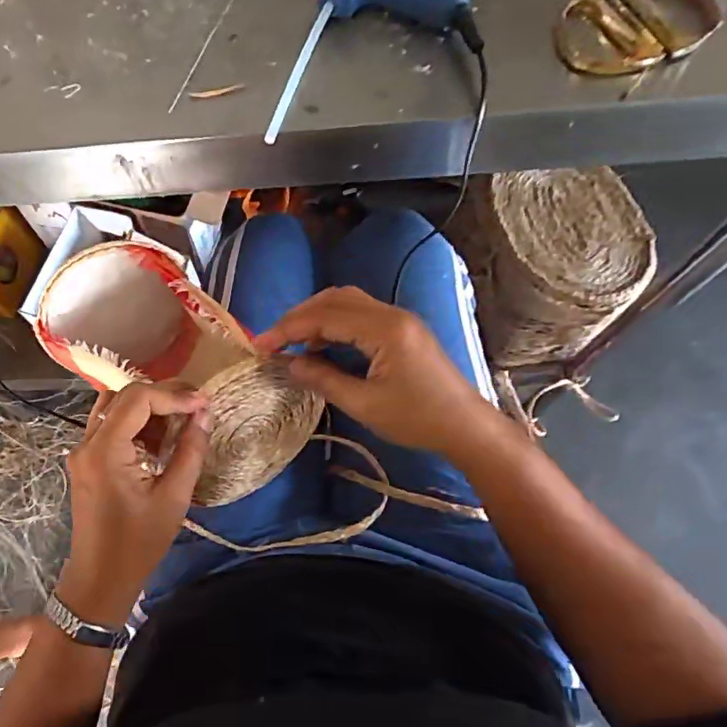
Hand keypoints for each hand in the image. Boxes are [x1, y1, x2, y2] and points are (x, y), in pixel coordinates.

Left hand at [61, 383, 210, 622]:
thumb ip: (190, 451)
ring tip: (183, 418)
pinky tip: (163, 438)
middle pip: (124, 396)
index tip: (204, 404)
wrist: (101, 578)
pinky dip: (138, 423)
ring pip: (115, 407)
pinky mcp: (88, 461)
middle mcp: (87, 443)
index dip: (174, 395)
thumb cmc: (139, 543)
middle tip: (197, 405)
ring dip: (149, 407)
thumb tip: (204, 414)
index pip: (138, 398)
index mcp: (105, 450)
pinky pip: (112, 427)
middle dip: (163, 395)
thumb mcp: (174, 497)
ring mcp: (83, 451)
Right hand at [255, 286, 505, 457]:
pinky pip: (362, 316)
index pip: (325, 316)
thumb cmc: (417, 419)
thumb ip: (324, 380)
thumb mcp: (364, 405)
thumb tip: (290, 365)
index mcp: (384, 329)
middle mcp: (392, 314)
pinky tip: (323, 346)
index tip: (261, 346)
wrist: (465, 426)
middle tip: (273, 340)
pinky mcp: (404, 330)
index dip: (289, 328)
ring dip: (317, 318)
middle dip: (300, 317)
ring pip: (349, 304)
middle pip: (335, 300)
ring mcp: (400, 319)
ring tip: (293, 343)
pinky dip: (336, 325)